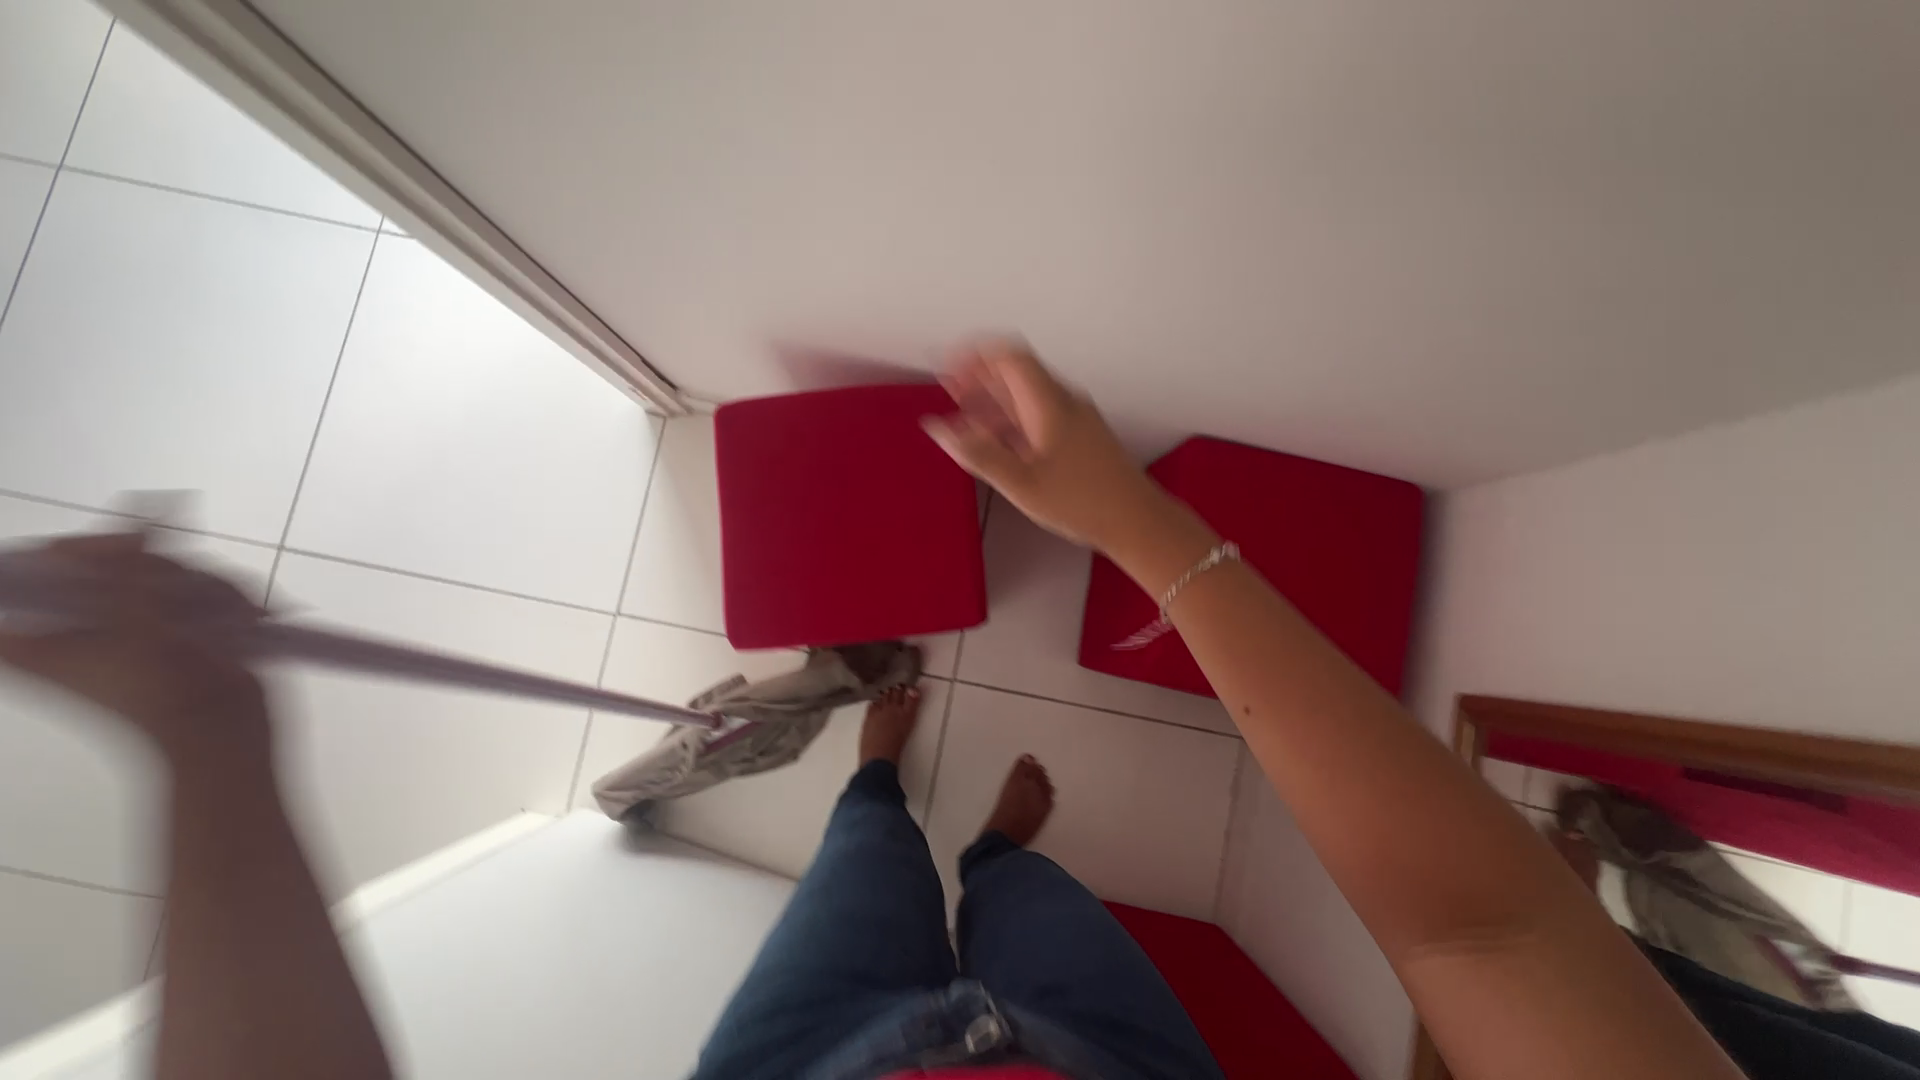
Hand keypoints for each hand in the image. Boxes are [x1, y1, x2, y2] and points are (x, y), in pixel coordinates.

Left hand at [0, 531, 269, 766]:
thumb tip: (141, 514)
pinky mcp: (182, 625)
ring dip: (211, 590)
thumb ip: (130, 573)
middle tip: (185, 602)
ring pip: (173, 570)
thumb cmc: (165, 698)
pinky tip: (244, 622)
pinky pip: (207, 586)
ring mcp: (136, 623)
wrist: (227, 737)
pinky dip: (232, 599)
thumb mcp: (138, 633)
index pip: (35, 564)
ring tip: (228, 624)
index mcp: (36, 633)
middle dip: (166, 574)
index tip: (125, 558)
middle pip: (116, 560)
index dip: (79, 553)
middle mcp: (80, 622)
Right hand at [925, 338, 1167, 551]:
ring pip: (1027, 396)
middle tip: (950, 393)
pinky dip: (1012, 420)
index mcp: (1048, 403)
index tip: (949, 370)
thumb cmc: (1080, 502)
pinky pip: (1038, 414)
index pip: (1010, 357)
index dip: (976, 355)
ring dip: (994, 401)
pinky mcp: (1079, 436)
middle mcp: (1063, 402)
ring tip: (964, 419)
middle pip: (1017, 373)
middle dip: (980, 378)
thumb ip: (978, 453)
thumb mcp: (1021, 483)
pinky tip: (997, 442)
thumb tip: (938, 428)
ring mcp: (1074, 418)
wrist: (1137, 520)